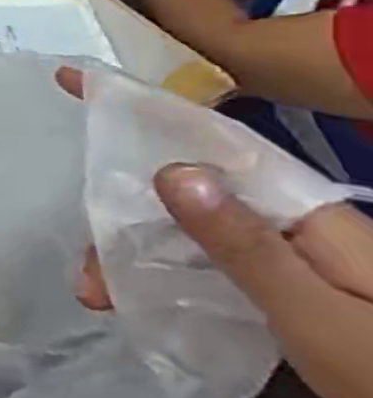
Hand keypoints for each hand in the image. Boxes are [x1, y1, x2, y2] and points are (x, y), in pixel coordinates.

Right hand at [58, 68, 372, 397]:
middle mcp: (298, 228)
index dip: (147, 111)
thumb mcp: (317, 318)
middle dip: (120, 220)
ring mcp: (292, 260)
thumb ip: (244, 245)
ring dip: (133, 258)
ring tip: (100, 296)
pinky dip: (159, 275)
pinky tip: (139, 298)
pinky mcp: (287, 289)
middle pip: (185, 195)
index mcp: (313, 221)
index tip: (79, 79)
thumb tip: (171, 169)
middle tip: (85, 268)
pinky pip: (203, 261)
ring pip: (185, 232)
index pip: (216, 146)